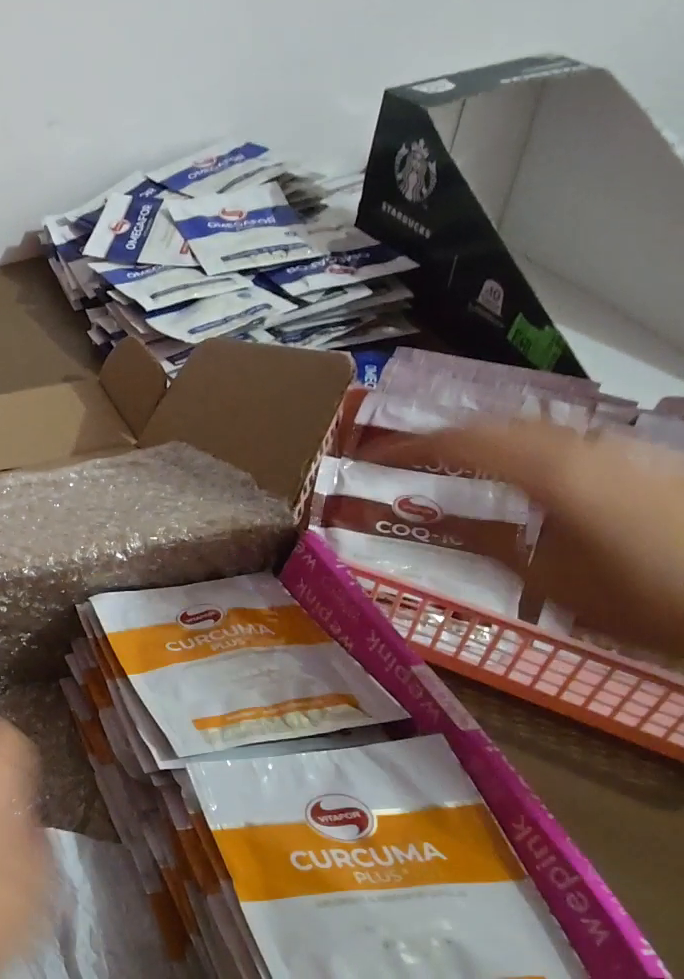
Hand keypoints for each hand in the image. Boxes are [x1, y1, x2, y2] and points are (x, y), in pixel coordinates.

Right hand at [398, 421, 683, 655]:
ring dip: (497, 440)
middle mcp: (588, 449)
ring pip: (545, 430)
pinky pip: (580, 445)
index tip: (369, 455)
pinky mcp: (661, 469)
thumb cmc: (648, 600)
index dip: (407, 445)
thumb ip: (490, 543)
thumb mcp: (553, 584)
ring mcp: (631, 454)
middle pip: (503, 423)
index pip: (458, 441)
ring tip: (468, 462)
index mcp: (549, 471)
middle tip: (414, 454)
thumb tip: (441, 519)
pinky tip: (538, 479)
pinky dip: (539, 452)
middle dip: (451, 435)